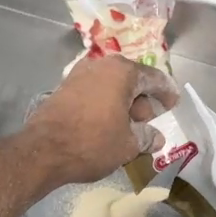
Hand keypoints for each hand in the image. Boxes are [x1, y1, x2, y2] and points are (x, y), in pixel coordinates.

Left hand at [22, 56, 179, 185]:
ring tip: (127, 130)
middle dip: (142, 102)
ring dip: (122, 105)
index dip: (166, 93)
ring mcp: (78, 75)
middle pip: (130, 81)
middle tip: (147, 125)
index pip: (153, 78)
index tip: (173, 105)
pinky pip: (93, 94)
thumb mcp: (127, 145)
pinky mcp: (63, 89)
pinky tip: (107, 126)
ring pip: (110, 87)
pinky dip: (104, 106)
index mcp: (121, 71)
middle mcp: (100, 65)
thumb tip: (156, 138)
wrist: (42, 151)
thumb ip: (146, 137)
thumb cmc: (92, 143)